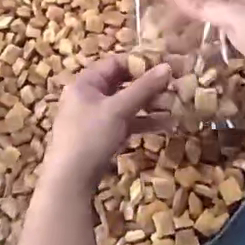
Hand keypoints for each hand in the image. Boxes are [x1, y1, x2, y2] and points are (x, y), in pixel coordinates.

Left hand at [44, 56, 172, 194]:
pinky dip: (143, 122)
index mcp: (85, 83)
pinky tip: (166, 125)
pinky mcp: (102, 137)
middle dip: (148, 87)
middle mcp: (88, 96)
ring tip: (174, 107)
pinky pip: (125, 122)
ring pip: (126, 105)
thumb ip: (143, 88)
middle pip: (122, 84)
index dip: (139, 63)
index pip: (115, 63)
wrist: (70, 181)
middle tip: (173, 88)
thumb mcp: (118, 109)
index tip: (164, 68)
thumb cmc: (90, 136)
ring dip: (150, 105)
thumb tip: (167, 66)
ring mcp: (95, 118)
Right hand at [170, 0, 244, 96]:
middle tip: (159, 21)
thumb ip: (203, 5)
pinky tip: (187, 51)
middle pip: (210, 1)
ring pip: (213, 22)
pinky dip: (205, 44)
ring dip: (194, 29)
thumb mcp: (234, 16)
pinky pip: (220, 41)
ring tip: (166, 37)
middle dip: (187, 11)